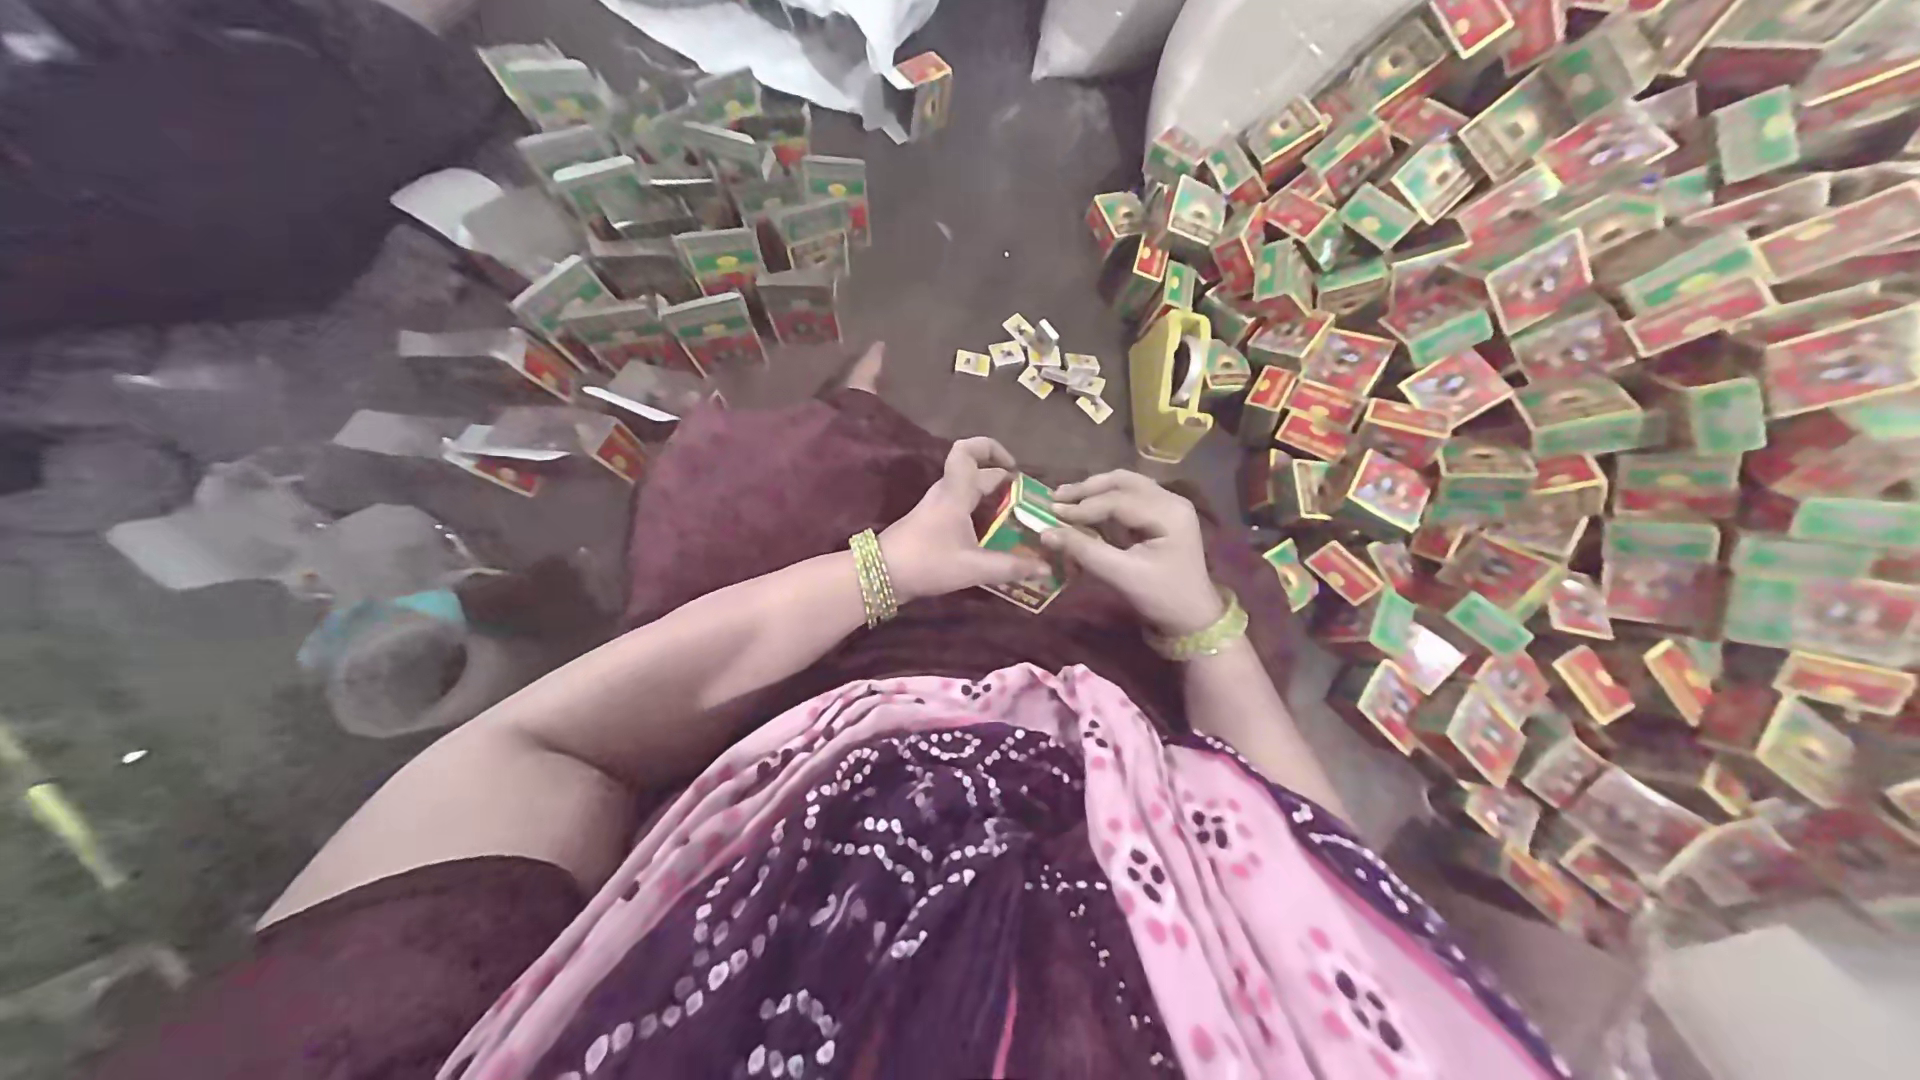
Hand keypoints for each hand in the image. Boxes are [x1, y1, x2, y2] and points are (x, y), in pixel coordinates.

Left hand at [879, 437, 1051, 602]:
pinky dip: (980, 513)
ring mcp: (937, 507)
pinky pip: (962, 507)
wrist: (881, 575)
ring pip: (969, 491)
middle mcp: (946, 493)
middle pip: (977, 473)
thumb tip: (1044, 567)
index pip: (968, 450)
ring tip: (1017, 519)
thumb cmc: (926, 562)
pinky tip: (994, 534)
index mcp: (955, 492)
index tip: (1014, 468)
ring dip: (993, 498)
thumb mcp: (972, 568)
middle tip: (1029, 503)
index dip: (992, 448)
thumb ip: (1011, 567)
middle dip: (1004, 482)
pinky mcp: (932, 523)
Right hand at [1043, 470, 1223, 635]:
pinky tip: (1086, 506)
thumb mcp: (1121, 575)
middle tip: (1056, 497)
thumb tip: (1046, 533)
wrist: (1192, 616)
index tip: (1052, 512)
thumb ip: (1084, 551)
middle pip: (1122, 482)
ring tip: (1067, 498)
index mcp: (1168, 513)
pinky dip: (1106, 498)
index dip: (1082, 506)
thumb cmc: (1161, 596)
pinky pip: (1131, 495)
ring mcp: (1170, 504)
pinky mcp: (1163, 513)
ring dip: (1095, 490)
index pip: (1118, 500)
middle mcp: (1172, 500)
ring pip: (1126, 484)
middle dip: (1087, 489)